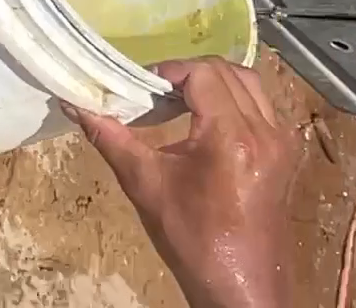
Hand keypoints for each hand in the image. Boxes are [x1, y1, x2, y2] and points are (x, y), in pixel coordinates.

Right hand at [73, 58, 299, 307]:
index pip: (202, 74)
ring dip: (213, 80)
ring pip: (249, 83)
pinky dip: (233, 96)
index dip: (168, 70)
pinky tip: (204, 116)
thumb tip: (70, 101)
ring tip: (179, 96)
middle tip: (155, 88)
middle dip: (188, 71)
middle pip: (227, 71)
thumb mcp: (143, 182)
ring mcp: (282, 144)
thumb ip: (108, 135)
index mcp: (232, 137)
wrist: (240, 290)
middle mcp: (265, 133)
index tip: (141, 84)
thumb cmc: (191, 237)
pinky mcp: (285, 156)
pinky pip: (262, 105)